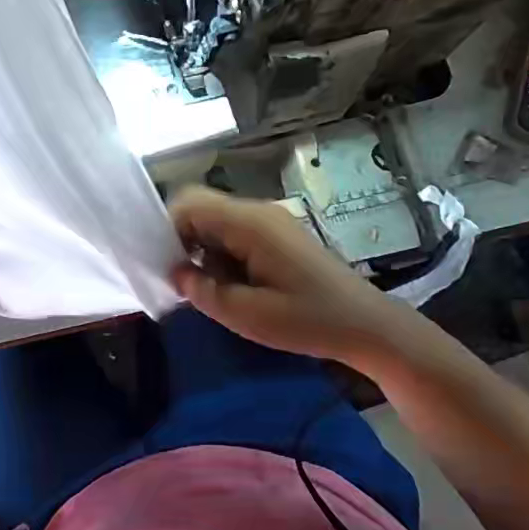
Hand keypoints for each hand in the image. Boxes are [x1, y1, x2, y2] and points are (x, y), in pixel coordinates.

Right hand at [169, 186, 428, 365]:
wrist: (367, 326)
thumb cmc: (309, 321)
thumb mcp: (248, 316)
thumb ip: (203, 292)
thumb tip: (176, 273)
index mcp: (250, 223)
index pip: (189, 203)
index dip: (166, 229)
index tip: (161, 265)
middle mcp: (258, 212)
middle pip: (200, 209)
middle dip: (181, 242)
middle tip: (181, 282)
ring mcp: (269, 222)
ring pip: (215, 223)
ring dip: (201, 251)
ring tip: (205, 289)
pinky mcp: (276, 236)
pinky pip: (233, 234)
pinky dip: (220, 255)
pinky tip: (229, 286)